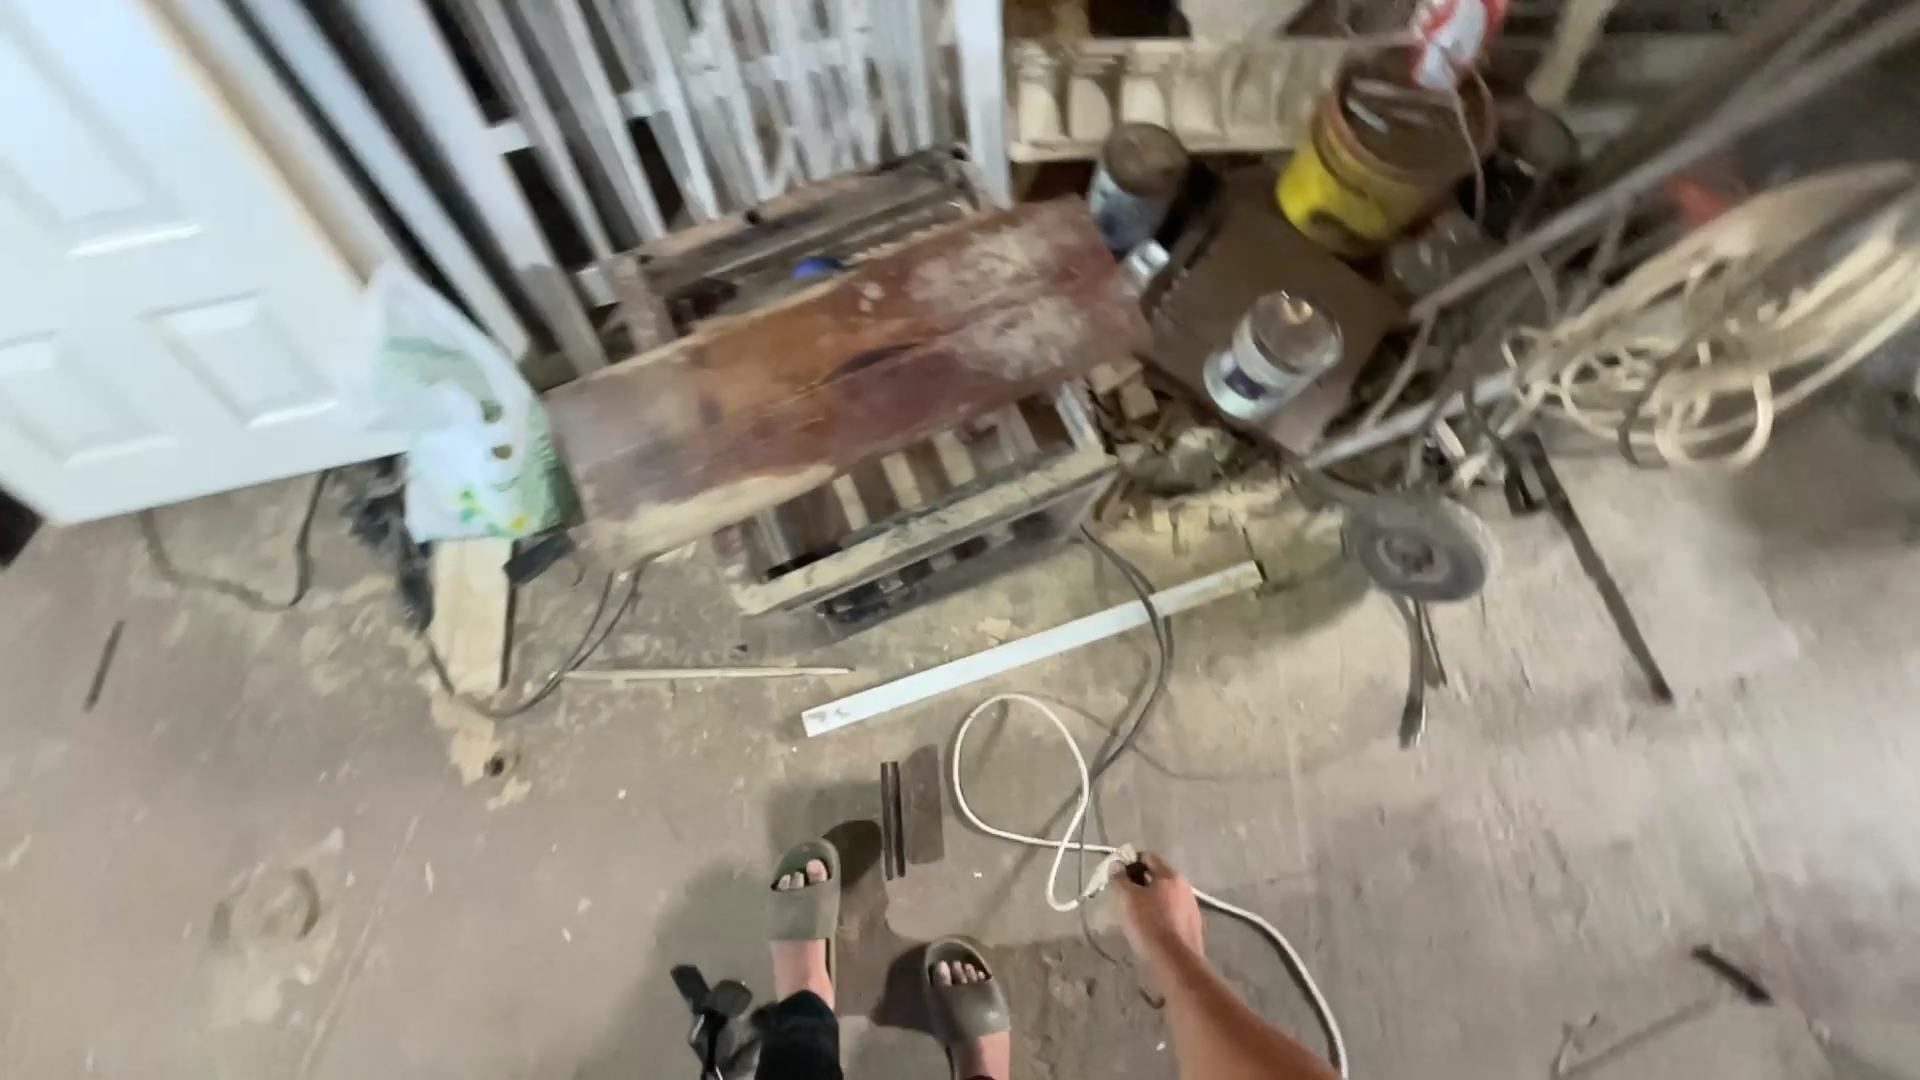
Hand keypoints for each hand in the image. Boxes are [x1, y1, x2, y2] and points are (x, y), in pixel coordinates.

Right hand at [1111, 852, 1203, 963]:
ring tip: (1135, 916)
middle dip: (1139, 883)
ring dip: (1149, 900)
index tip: (1117, 876)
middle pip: (1157, 876)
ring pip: (1165, 896)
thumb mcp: (1127, 898)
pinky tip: (1150, 930)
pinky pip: (1172, 913)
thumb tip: (1116, 865)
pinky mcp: (1192, 927)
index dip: (1130, 862)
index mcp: (1170, 875)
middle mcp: (1184, 886)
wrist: (1175, 964)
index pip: (1148, 856)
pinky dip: (1160, 916)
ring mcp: (1191, 907)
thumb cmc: (1149, 925)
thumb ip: (1119, 878)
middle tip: (1124, 897)